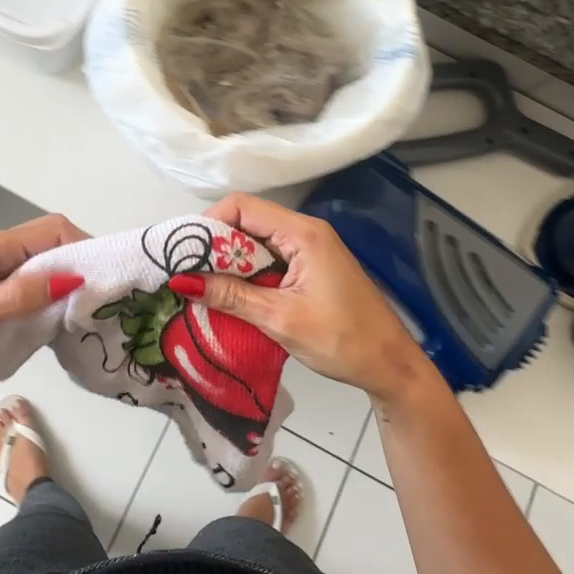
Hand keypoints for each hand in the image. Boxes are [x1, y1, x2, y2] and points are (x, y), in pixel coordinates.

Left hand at [0, 214, 89, 387]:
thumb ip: (23, 295)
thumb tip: (74, 278)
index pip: (51, 230)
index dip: (81, 246)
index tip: (102, 278)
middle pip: (48, 246)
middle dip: (77, 266)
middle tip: (100, 299)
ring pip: (39, 269)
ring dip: (62, 285)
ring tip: (82, 313)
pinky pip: (27, 289)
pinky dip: (45, 300)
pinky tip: (53, 324)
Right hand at [171, 194, 435, 403]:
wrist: (391, 366)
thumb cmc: (342, 341)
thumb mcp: (281, 319)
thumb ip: (231, 296)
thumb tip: (181, 281)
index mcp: (303, 233)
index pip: (243, 207)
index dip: (209, 223)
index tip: (184, 253)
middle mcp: (305, 231)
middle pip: (247, 220)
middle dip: (214, 244)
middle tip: (185, 273)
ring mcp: (309, 248)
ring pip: (255, 240)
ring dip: (228, 261)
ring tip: (200, 285)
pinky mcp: (309, 266)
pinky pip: (268, 257)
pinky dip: (246, 272)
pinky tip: (229, 293)